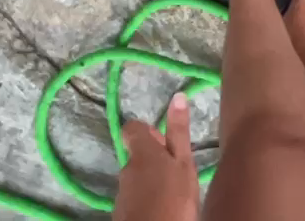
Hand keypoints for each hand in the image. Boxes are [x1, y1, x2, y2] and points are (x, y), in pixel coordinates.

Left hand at [112, 93, 196, 220]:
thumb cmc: (174, 201)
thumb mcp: (184, 164)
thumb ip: (179, 133)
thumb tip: (177, 96)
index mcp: (141, 152)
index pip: (132, 128)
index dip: (148, 132)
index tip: (165, 145)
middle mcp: (126, 169)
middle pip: (137, 157)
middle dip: (154, 163)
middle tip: (176, 177)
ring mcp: (121, 195)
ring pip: (136, 180)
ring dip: (151, 184)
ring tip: (171, 198)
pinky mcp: (121, 216)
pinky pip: (134, 201)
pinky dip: (146, 203)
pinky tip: (161, 213)